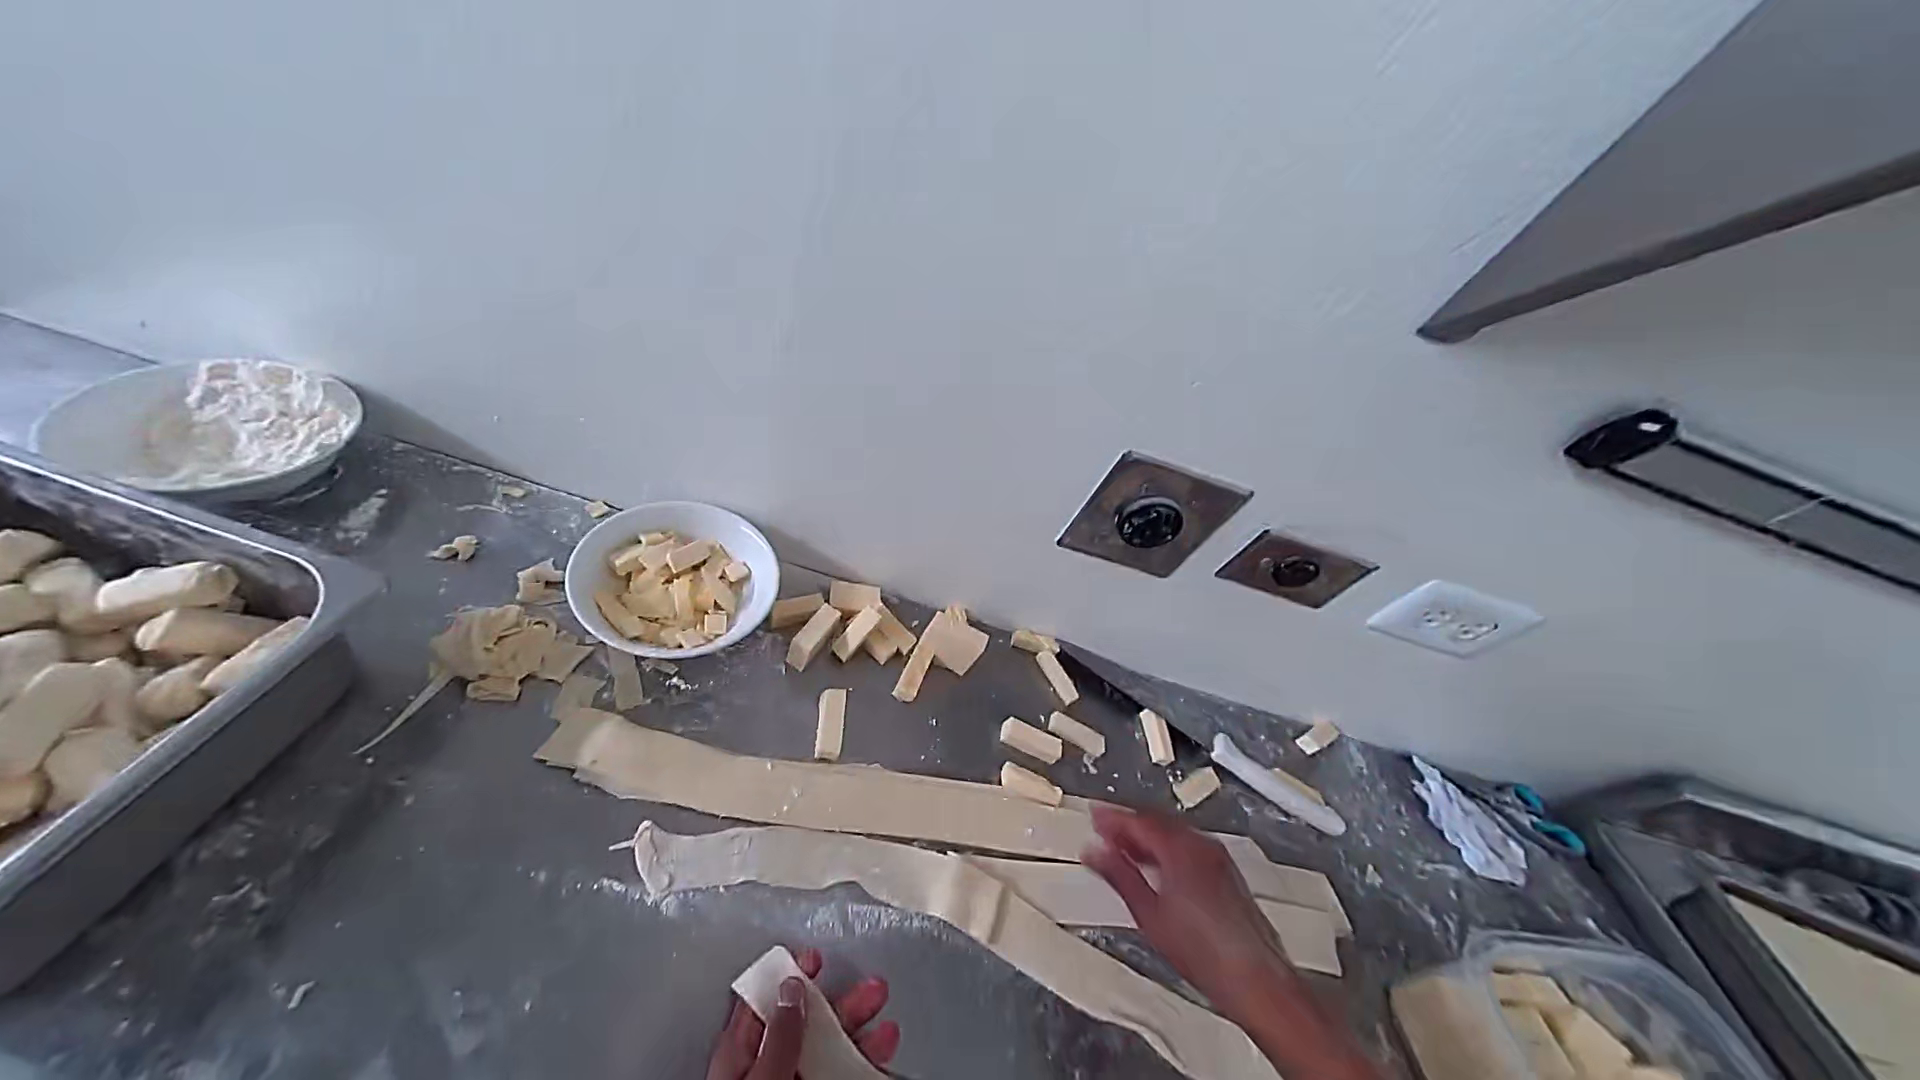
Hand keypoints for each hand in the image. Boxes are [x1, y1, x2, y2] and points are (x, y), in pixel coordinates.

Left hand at [705, 947, 899, 1079]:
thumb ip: (778, 1035)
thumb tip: (792, 985)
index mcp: (740, 1053)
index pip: (762, 1000)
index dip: (789, 974)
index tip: (817, 958)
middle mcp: (765, 1066)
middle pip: (807, 1022)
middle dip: (844, 1004)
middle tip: (876, 990)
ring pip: (828, 1050)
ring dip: (861, 1035)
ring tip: (888, 1030)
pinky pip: (837, 1076)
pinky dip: (861, 1065)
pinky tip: (880, 1058)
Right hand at [1081, 804, 1291, 1017]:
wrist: (1256, 981)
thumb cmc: (1207, 954)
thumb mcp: (1148, 914)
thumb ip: (1119, 875)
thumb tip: (1096, 853)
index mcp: (1180, 849)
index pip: (1138, 820)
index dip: (1112, 817)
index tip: (1095, 817)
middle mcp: (1202, 846)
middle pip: (1157, 822)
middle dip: (1129, 825)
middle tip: (1105, 831)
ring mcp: (1217, 858)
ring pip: (1174, 833)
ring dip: (1147, 836)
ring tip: (1125, 849)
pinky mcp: (1226, 872)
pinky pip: (1189, 846)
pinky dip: (1167, 848)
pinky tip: (1155, 865)